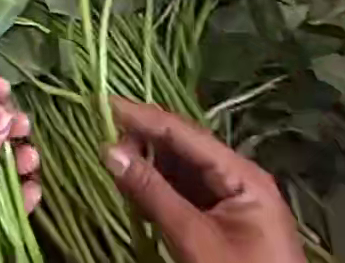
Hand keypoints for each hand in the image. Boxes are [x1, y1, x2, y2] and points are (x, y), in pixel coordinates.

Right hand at [103, 98, 305, 262]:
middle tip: (107, 148)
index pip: (182, 131)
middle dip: (143, 142)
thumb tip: (107, 150)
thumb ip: (151, 192)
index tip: (103, 103)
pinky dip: (158, 189)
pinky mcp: (222, 219)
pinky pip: (183, 189)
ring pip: (178, 166)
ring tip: (119, 173)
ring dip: (147, 166)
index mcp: (241, 174)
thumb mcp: (194, 241)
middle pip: (180, 144)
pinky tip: (138, 196)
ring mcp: (231, 198)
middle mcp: (237, 176)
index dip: (141, 116)